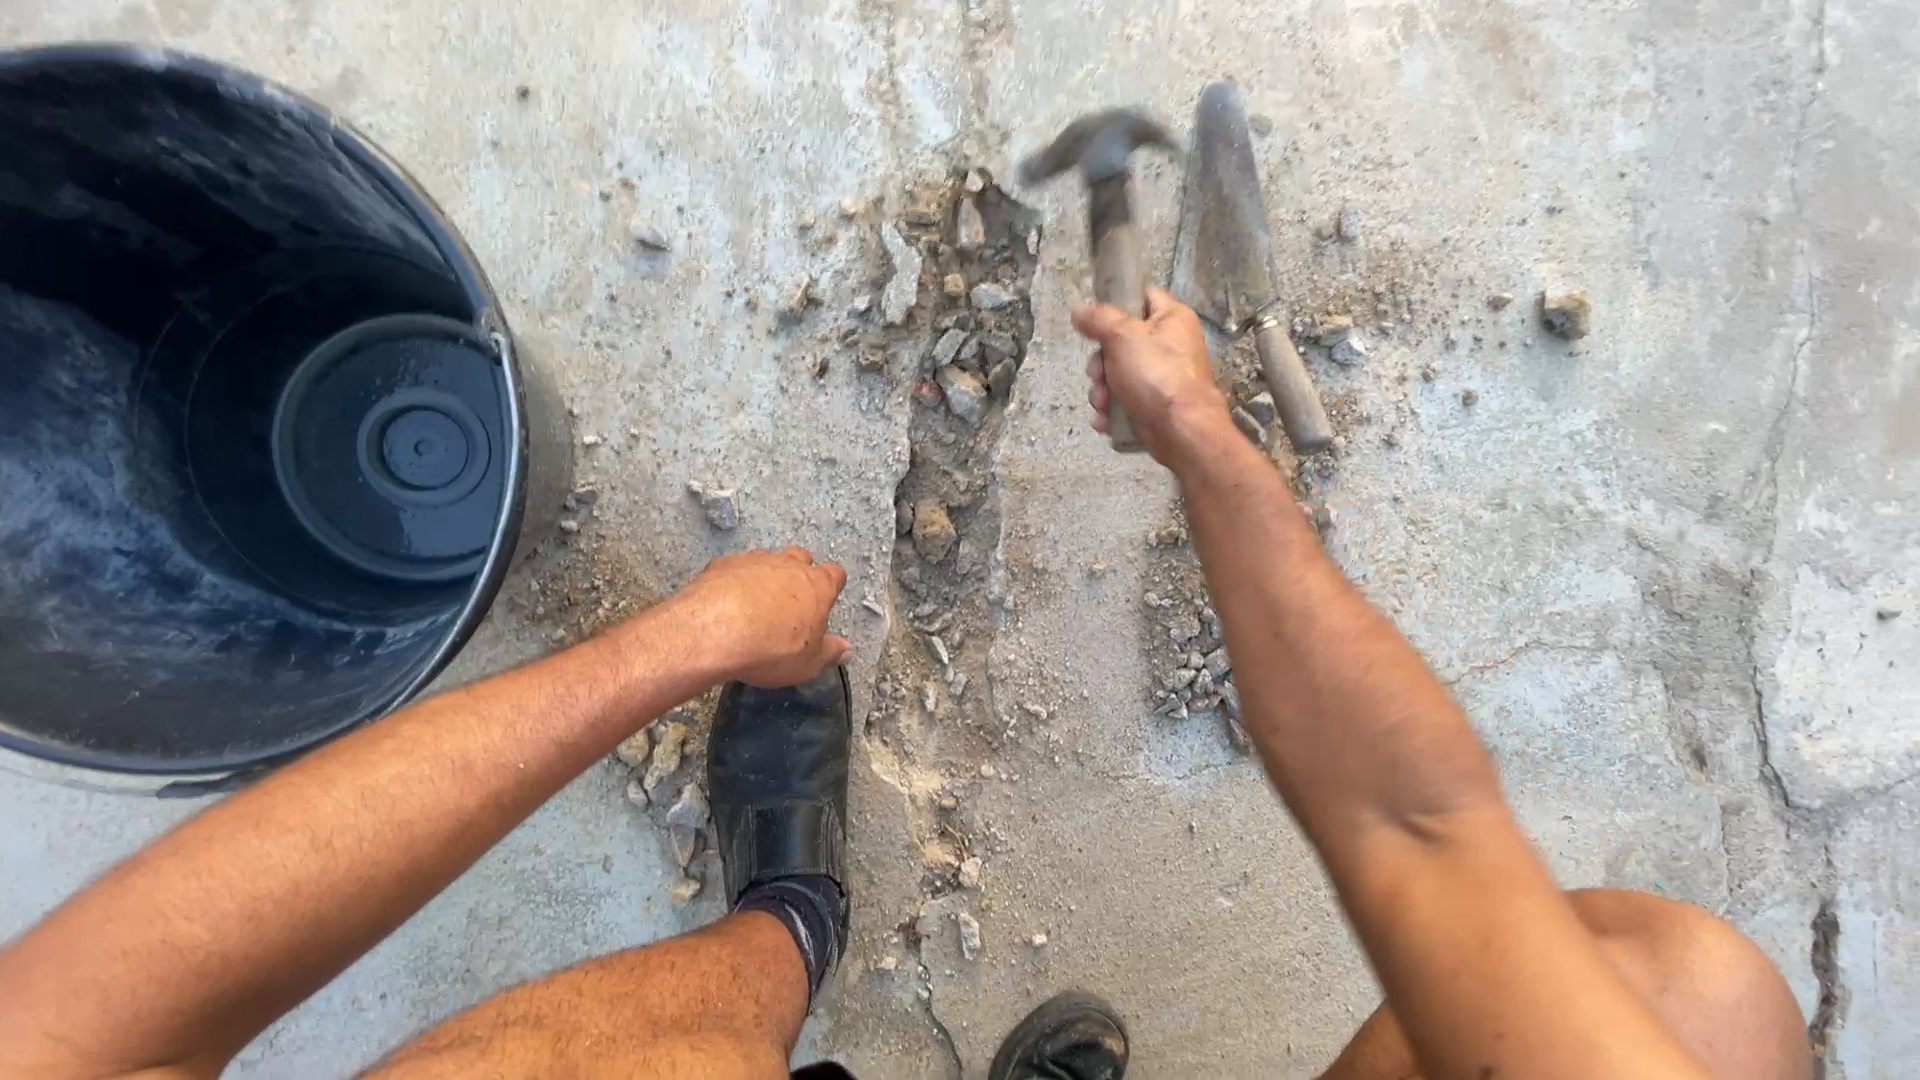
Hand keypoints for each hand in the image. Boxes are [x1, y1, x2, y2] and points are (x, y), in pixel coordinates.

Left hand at [677, 548, 851, 687]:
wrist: (716, 631)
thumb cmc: (772, 648)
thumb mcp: (808, 663)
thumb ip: (829, 653)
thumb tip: (845, 650)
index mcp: (818, 586)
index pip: (835, 574)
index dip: (831, 585)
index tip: (825, 598)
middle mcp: (790, 565)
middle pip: (801, 558)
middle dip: (798, 572)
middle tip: (790, 599)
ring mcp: (756, 560)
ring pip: (768, 559)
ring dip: (766, 575)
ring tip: (756, 601)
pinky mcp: (724, 563)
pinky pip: (736, 567)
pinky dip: (735, 580)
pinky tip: (727, 601)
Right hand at [1072, 288, 1234, 467]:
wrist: (1180, 429)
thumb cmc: (1156, 374)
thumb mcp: (1122, 337)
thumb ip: (1098, 319)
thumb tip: (1078, 309)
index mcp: (1171, 318)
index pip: (1142, 297)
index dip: (1118, 306)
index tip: (1097, 322)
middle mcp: (1170, 345)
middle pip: (1121, 342)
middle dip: (1100, 364)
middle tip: (1097, 375)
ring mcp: (1162, 378)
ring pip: (1118, 375)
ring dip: (1102, 391)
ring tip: (1103, 404)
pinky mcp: (1154, 405)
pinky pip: (1124, 401)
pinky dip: (1111, 411)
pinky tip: (1105, 420)